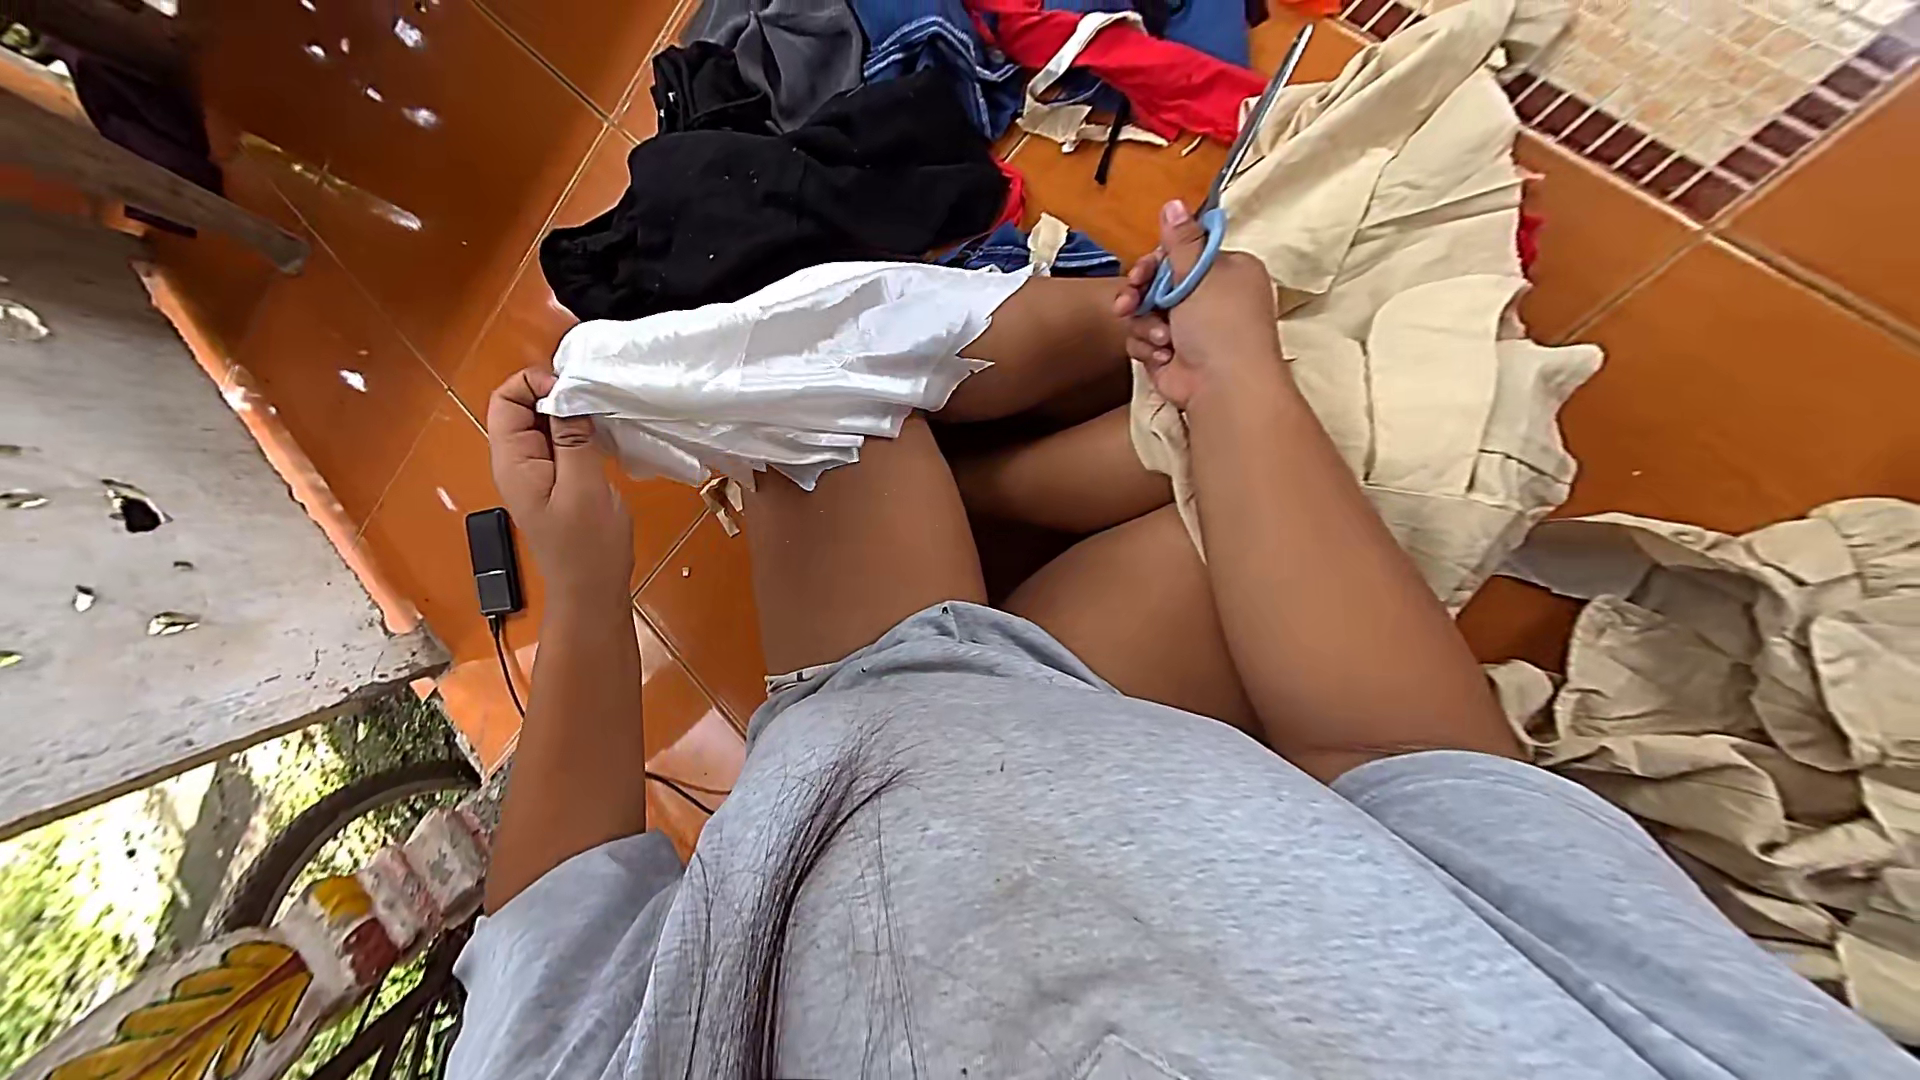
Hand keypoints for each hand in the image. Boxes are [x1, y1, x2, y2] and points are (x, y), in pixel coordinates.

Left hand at [486, 367, 633, 605]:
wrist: (593, 589)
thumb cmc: (587, 546)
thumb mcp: (584, 490)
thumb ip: (575, 441)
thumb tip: (571, 397)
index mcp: (514, 461)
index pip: (506, 401)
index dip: (534, 383)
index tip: (577, 388)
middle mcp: (522, 462)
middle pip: (526, 408)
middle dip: (558, 394)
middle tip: (599, 399)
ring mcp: (543, 473)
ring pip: (550, 425)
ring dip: (575, 414)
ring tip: (607, 415)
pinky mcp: (564, 481)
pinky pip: (567, 444)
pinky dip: (585, 432)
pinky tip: (608, 436)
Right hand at [1110, 199, 1282, 408]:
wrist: (1222, 385)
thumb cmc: (1220, 324)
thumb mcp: (1201, 275)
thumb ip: (1181, 242)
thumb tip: (1172, 202)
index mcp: (1225, 271)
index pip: (1182, 255)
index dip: (1156, 263)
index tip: (1142, 273)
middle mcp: (1207, 297)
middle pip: (1157, 283)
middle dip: (1140, 294)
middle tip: (1128, 301)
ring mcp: (1187, 328)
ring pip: (1145, 314)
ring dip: (1146, 325)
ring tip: (1160, 339)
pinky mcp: (1169, 354)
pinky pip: (1143, 340)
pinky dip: (1148, 347)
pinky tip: (1161, 356)